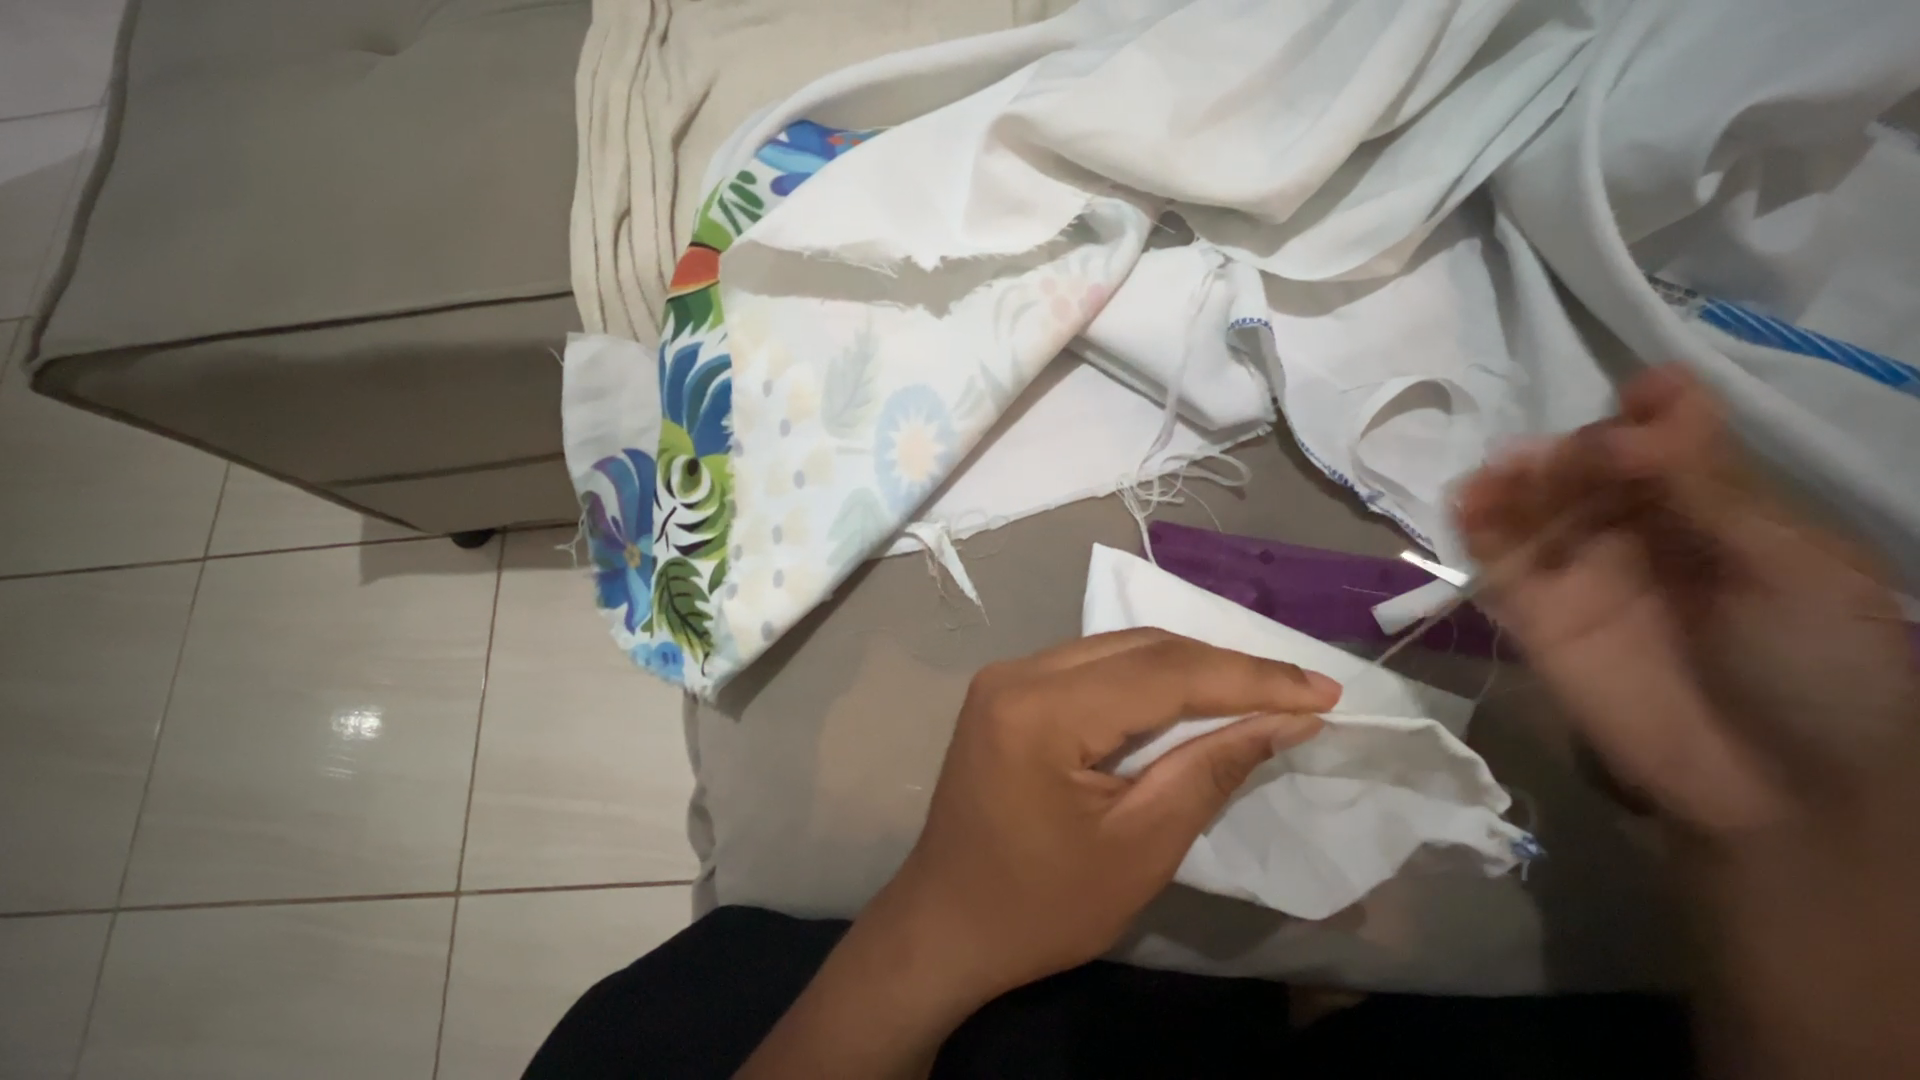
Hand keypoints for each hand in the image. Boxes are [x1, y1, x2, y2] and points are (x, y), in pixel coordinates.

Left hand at [738, 629, 1338, 1077]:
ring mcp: (1006, 677)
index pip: (1166, 672)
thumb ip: (1211, 768)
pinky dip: (1148, 679)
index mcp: (1041, 709)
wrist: (947, 926)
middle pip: (1142, 648)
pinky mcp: (1007, 692)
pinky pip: (1092, 667)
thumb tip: (1286, 719)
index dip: (1251, 678)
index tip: (1325, 691)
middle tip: (1302, 691)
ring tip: (1261, 691)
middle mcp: (1018, 672)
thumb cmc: (1042, 906)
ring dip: (1190, 667)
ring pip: (1119, 650)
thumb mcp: (1141, 848)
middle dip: (1226, 666)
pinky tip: (1192, 697)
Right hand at [1457, 366, 1919, 837]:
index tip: (1634, 404)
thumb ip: (1707, 486)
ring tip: (1503, 478)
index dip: (1645, 410)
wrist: (1782, 791)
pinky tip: (1469, 504)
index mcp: (1715, 508)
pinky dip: (1474, 526)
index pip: (1664, 434)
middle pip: (1585, 463)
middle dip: (1570, 450)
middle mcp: (1640, 530)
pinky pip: (1494, 561)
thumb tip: (1630, 410)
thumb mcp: (1792, 564)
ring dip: (1511, 479)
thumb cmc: (1819, 668)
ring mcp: (1580, 574)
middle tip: (1564, 464)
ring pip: (1529, 505)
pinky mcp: (1533, 617)